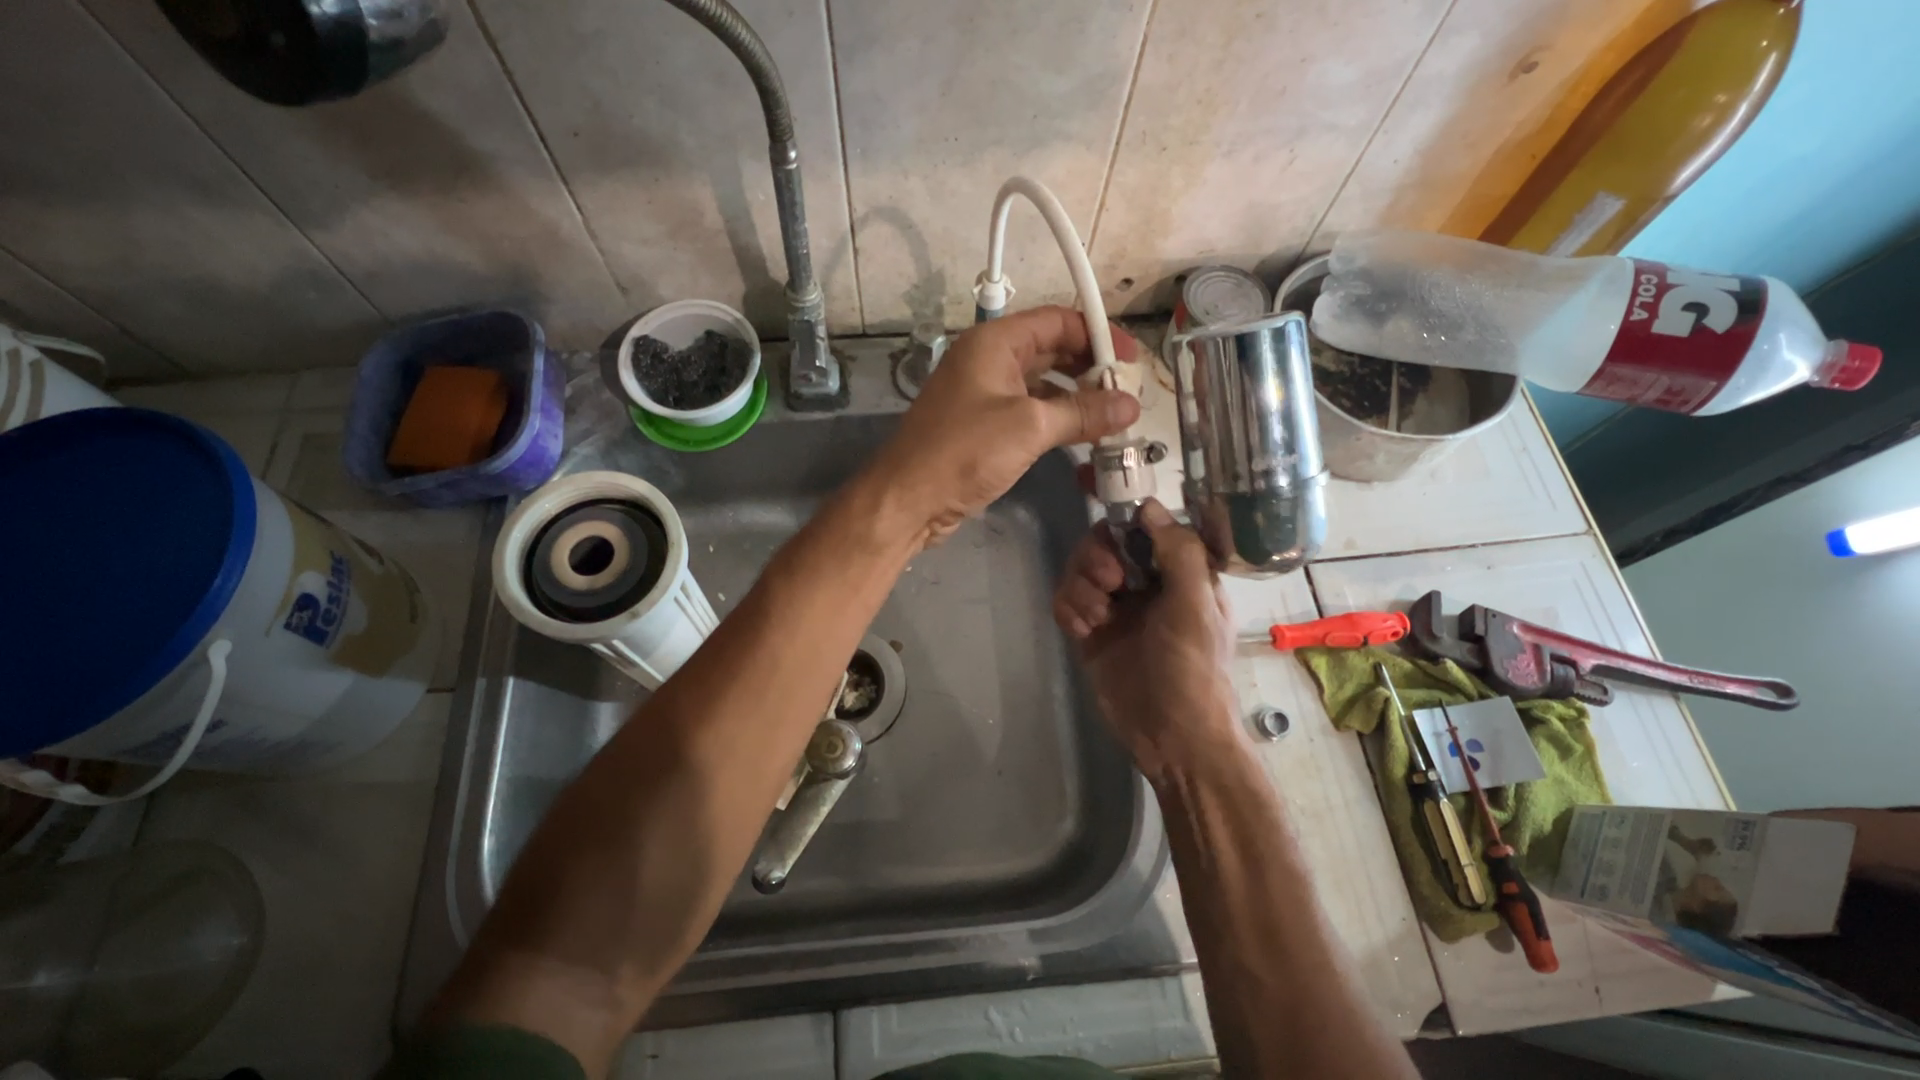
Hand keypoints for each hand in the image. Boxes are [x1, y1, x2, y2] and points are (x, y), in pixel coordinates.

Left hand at [869, 306, 1141, 548]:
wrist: (907, 500)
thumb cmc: (964, 451)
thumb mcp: (1030, 427)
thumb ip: (1082, 412)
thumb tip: (1130, 405)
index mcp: (994, 343)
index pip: (1057, 320)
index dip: (1098, 334)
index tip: (1131, 359)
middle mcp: (989, 360)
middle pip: (1052, 349)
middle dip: (1091, 367)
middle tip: (1128, 391)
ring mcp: (984, 394)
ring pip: (1043, 384)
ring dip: (1077, 397)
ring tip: (1115, 416)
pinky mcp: (984, 426)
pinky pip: (1030, 412)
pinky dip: (1058, 420)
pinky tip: (1084, 437)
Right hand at [1054, 500, 1240, 782]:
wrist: (1171, 735)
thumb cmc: (1195, 668)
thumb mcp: (1196, 605)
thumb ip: (1179, 551)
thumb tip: (1149, 505)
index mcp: (1180, 572)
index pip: (1146, 526)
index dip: (1127, 523)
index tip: (1117, 534)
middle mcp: (1146, 584)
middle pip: (1104, 543)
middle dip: (1098, 556)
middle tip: (1110, 581)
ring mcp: (1116, 608)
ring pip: (1080, 569)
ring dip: (1081, 584)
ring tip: (1097, 616)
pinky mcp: (1090, 633)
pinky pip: (1065, 600)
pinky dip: (1069, 608)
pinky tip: (1083, 630)